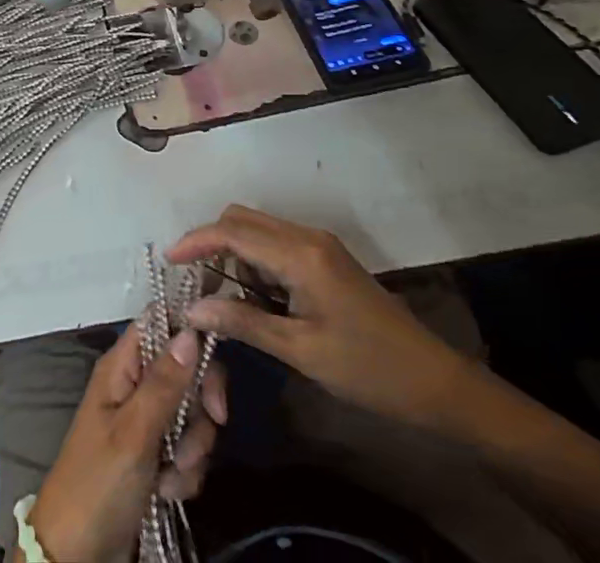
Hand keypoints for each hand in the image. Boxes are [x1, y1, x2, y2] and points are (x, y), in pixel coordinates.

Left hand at [28, 325, 227, 562]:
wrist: (76, 556)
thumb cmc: (97, 485)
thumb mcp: (133, 433)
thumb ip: (164, 383)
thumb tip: (192, 330)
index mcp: (122, 367)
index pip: (162, 324)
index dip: (192, 331)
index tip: (216, 356)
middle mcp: (135, 385)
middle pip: (187, 369)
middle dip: (201, 404)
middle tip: (208, 425)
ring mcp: (146, 421)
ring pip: (193, 413)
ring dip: (193, 447)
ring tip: (173, 475)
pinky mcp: (156, 454)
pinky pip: (188, 448)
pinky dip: (186, 471)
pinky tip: (169, 491)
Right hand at [170, 205, 464, 428]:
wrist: (431, 378)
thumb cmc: (365, 368)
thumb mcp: (299, 350)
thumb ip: (243, 323)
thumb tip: (192, 311)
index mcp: (300, 255)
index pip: (234, 232)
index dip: (196, 241)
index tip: (168, 261)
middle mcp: (307, 238)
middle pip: (244, 220)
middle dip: (213, 245)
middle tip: (195, 286)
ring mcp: (319, 245)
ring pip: (259, 232)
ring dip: (235, 258)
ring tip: (228, 305)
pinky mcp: (325, 259)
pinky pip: (277, 247)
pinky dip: (256, 266)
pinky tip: (258, 302)